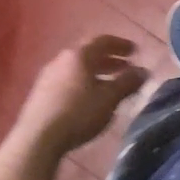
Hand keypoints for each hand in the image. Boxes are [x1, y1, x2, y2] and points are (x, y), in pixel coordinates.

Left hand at [7, 36, 148, 158]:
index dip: (120, 44)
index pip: (102, 40)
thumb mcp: (109, 98)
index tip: (135, 51)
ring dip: (96, 72)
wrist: (37, 139)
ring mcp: (47, 77)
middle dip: (109, 59)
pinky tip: (89, 98)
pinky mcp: (40, 94)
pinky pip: (67, 80)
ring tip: (110, 84)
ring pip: (77, 68)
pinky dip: (83, 83)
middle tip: (126, 67)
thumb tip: (143, 71)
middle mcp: (61, 60)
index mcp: (79, 56)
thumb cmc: (78, 113)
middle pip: (88, 53)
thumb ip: (128, 82)